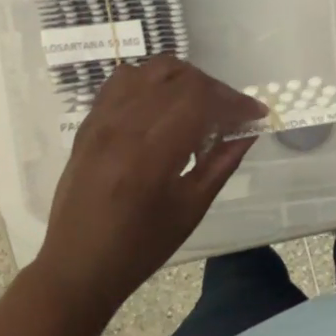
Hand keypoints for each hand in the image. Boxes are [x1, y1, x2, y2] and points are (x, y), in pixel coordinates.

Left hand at [37, 57, 264, 314]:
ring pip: (150, 70)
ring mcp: (102, 120)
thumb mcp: (191, 209)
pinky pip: (122, 81)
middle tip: (232, 115)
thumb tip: (248, 132)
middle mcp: (123, 126)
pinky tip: (165, 106)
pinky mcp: (89, 123)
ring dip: (184, 80)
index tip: (257, 115)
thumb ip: (221, 164)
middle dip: (215, 90)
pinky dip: (152, 82)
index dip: (235, 101)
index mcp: (151, 154)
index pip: (201, 100)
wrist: (79, 264)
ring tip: (200, 107)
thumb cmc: (141, 247)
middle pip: (179, 78)